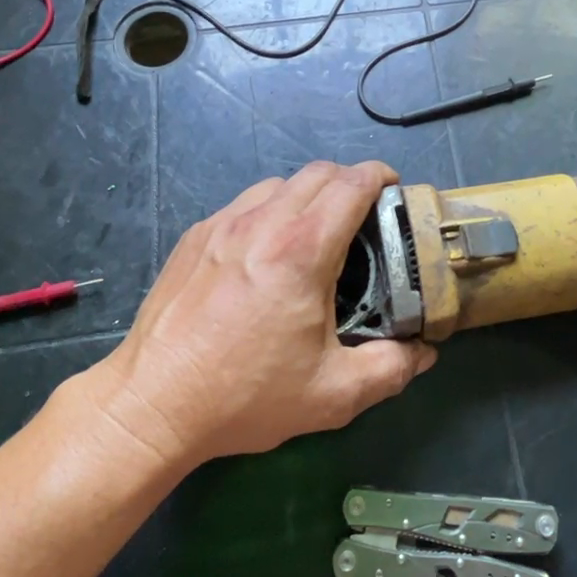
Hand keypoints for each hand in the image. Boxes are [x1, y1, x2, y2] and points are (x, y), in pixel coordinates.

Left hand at [91, 161, 436, 464]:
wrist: (153, 403)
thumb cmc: (246, 396)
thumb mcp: (332, 395)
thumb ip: (389, 369)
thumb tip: (423, 354)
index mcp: (302, 249)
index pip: (352, 183)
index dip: (380, 177)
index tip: (395, 191)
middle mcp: (262, 221)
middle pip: (318, 172)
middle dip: (349, 183)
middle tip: (363, 218)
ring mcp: (222, 224)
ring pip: (278, 184)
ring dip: (306, 196)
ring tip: (314, 235)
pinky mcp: (195, 236)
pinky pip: (243, 205)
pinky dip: (268, 212)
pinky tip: (265, 254)